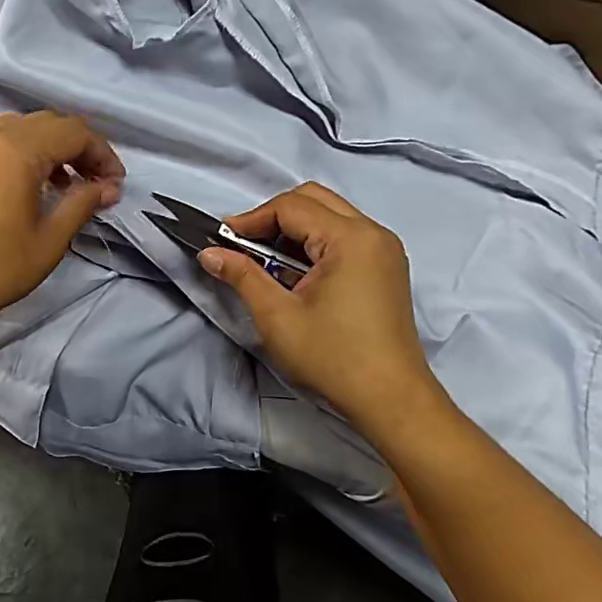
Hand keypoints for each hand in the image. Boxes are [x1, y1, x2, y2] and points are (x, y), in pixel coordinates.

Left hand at [0, 111, 123, 349]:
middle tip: (92, 181)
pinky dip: (12, 152)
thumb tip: (108, 187)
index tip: (113, 183)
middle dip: (75, 147)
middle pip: (44, 123)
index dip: (101, 153)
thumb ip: (82, 203)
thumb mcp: (50, 240)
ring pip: (14, 127)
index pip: (73, 133)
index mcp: (16, 152)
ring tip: (57, 183)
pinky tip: (18, 185)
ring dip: (43, 146)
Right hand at [199, 182, 446, 425]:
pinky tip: (295, 275)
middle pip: (313, 200)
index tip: (223, 241)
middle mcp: (373, 234)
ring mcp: (384, 250)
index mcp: (350, 239)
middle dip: (273, 218)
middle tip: (244, 247)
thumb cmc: (334, 359)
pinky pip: (345, 237)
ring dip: (294, 231)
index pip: (291, 207)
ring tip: (266, 263)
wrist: (390, 400)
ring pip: (330, 216)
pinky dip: (314, 245)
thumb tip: (210, 253)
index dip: (251, 220)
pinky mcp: (386, 268)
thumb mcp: (277, 316)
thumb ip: (242, 276)